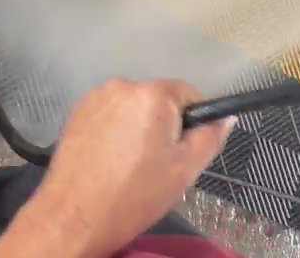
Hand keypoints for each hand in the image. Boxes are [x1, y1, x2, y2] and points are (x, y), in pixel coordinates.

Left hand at [0, 79, 232, 257]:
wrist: (74, 215)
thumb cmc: (134, 194)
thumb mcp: (183, 171)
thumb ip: (209, 138)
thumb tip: (226, 116)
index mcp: (153, 94)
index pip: (188, 93)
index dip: (191, 121)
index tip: (182, 150)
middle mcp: (124, 84)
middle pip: (158, 99)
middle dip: (163, 125)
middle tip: (157, 163)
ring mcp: (97, 94)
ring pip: (133, 106)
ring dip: (138, 126)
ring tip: (130, 164)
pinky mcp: (78, 108)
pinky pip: (110, 112)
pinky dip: (114, 128)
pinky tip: (109, 158)